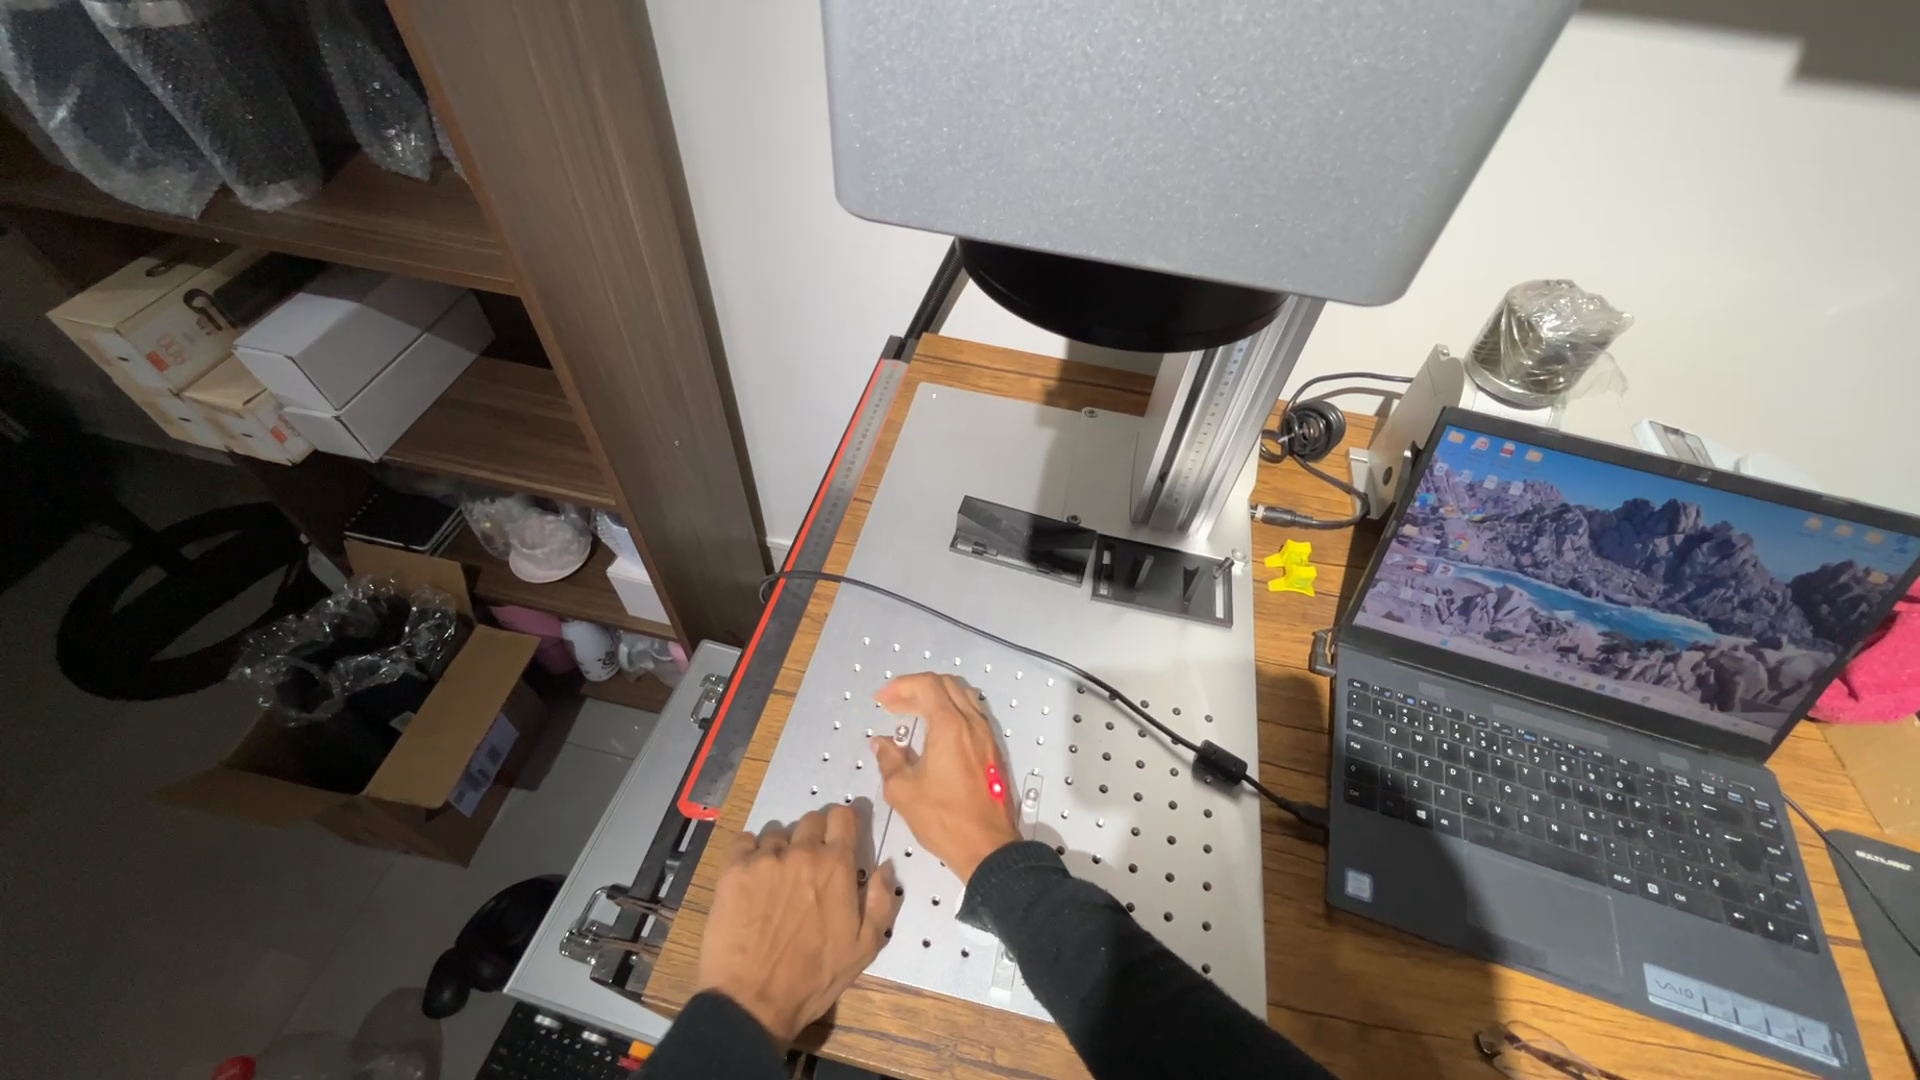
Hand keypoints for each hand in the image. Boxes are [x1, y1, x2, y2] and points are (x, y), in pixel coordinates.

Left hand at [696, 805, 900, 1043]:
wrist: (752, 1001)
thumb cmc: (813, 978)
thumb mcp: (864, 947)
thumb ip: (881, 900)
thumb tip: (886, 865)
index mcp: (836, 865)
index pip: (843, 815)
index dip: (844, 824)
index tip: (841, 838)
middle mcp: (801, 852)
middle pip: (812, 818)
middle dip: (815, 835)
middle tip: (810, 865)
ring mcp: (765, 858)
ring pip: (778, 833)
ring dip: (782, 848)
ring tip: (778, 879)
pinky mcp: (733, 870)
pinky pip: (744, 841)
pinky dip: (750, 852)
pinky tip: (751, 877)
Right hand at [871, 673, 1022, 882]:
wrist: (988, 847)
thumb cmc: (943, 818)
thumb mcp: (903, 791)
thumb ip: (889, 760)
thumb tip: (881, 743)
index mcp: (950, 726)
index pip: (927, 685)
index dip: (901, 686)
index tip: (882, 700)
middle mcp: (972, 722)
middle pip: (946, 684)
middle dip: (916, 688)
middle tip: (893, 704)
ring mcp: (987, 735)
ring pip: (963, 696)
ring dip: (937, 697)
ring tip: (913, 712)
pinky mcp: (993, 749)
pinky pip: (972, 714)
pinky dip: (951, 711)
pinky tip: (936, 730)